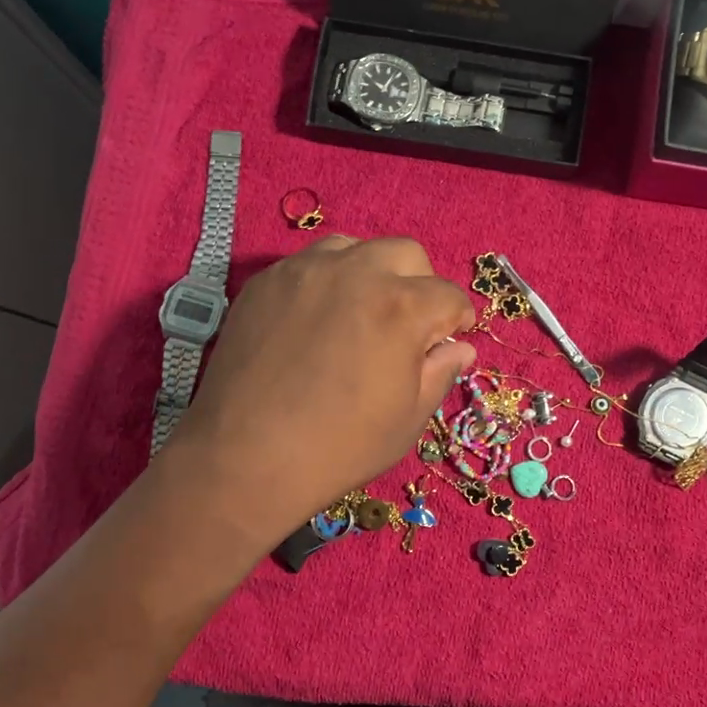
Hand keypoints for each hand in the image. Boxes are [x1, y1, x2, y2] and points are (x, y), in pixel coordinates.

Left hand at [167, 236, 475, 551]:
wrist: (246, 458)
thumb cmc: (341, 447)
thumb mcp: (408, 419)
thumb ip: (439, 372)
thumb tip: (459, 348)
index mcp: (402, 306)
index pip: (448, 294)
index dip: (457, 318)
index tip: (451, 338)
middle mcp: (356, 271)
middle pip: (405, 254)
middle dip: (418, 283)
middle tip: (409, 324)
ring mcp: (305, 271)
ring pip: (353, 248)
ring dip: (369, 273)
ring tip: (360, 313)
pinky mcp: (265, 281)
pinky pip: (308, 265)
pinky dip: (325, 284)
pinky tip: (316, 322)